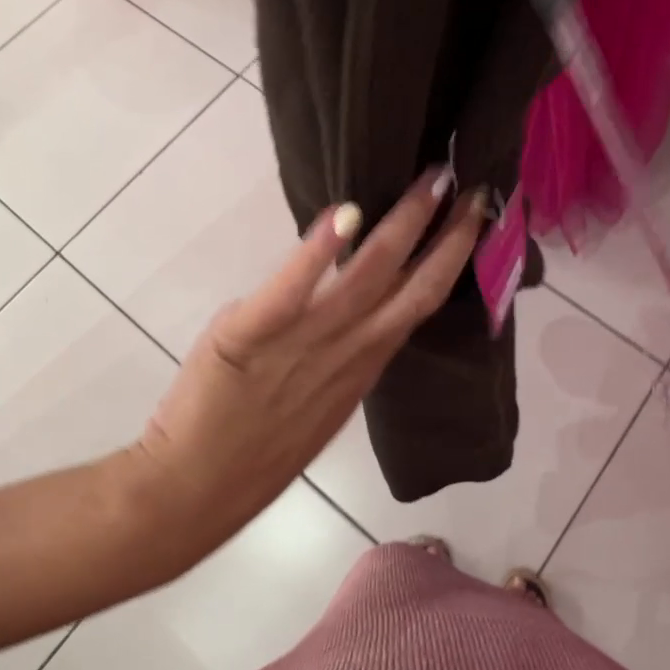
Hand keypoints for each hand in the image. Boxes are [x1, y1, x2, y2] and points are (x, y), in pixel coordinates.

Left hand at [126, 171, 483, 552]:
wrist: (195, 490)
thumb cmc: (257, 446)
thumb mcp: (325, 398)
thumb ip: (345, 349)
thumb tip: (356, 303)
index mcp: (366, 362)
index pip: (422, 300)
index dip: (454, 256)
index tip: (475, 215)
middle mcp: (350, 349)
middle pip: (414, 284)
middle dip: (450, 234)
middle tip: (472, 184)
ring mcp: (304, 342)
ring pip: (368, 276)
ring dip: (404, 224)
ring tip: (429, 179)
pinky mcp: (249, 334)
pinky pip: (292, 289)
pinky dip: (319, 251)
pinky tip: (344, 213)